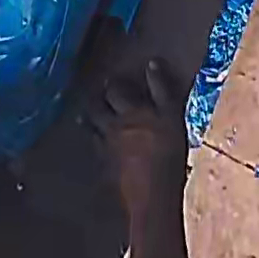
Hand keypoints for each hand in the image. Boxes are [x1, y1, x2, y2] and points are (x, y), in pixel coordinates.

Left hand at [95, 58, 188, 224]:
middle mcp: (113, 126)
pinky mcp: (105, 167)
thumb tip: (151, 63)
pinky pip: (95, 148)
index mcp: (130, 111)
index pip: (115, 91)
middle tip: (98, 94)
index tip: (112, 78)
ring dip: (88, 119)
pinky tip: (96, 142)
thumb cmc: (168, 150)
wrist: (153, 194)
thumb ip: (161, 88)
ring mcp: (106, 148)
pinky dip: (93, 141)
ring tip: (87, 114)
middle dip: (96, 100)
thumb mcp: (172, 114)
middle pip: (97, 109)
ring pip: (91, 128)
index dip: (112, 84)